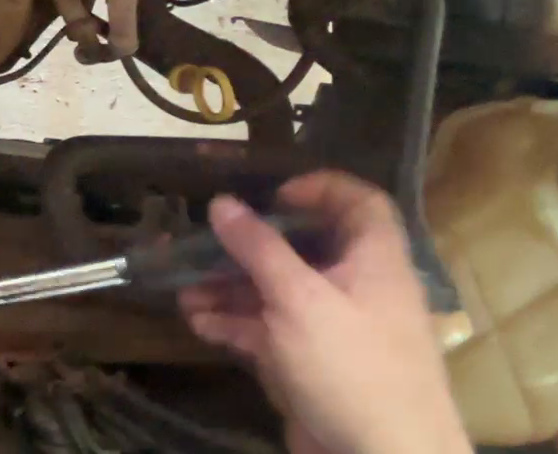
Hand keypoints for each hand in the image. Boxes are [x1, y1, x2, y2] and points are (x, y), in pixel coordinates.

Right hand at [178, 172, 470, 453]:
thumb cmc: (353, 369)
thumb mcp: (298, 299)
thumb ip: (258, 247)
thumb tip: (221, 201)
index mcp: (373, 265)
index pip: (361, 205)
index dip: (320, 188)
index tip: (271, 194)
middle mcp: (355, 290)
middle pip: (301, 248)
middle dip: (246, 244)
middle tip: (204, 239)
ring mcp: (332, 330)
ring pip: (275, 290)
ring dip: (227, 286)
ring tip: (184, 289)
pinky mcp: (310, 364)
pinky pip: (267, 330)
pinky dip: (232, 323)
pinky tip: (198, 322)